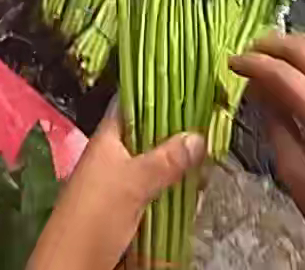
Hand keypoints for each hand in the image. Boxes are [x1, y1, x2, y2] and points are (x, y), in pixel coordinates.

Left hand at [25, 108, 204, 269]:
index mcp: (109, 136)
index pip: (135, 100)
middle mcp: (114, 154)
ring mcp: (119, 182)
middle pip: (151, 133)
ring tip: (207, 161)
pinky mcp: (125, 208)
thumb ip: (168, 158)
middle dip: (178, 134)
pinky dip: (172, 189)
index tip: (190, 87)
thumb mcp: (134, 182)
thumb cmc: (95, 216)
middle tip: (208, 130)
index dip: (160, 91)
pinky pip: (154, 189)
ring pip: (155, 163)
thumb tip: (201, 137)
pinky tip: (193, 190)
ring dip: (178, 165)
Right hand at [230, 35, 304, 269]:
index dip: (254, 63)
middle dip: (272, 44)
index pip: (284, 74)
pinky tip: (291, 64)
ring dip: (291, 43)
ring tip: (265, 53)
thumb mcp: (294, 172)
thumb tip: (256, 89)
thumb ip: (274, 123)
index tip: (231, 62)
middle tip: (245, 52)